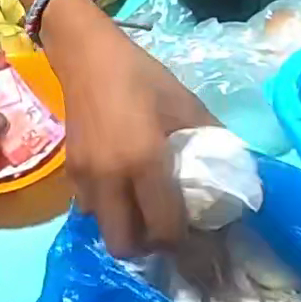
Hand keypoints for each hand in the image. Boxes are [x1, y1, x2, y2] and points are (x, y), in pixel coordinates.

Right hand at [56, 17, 217, 255]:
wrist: (85, 54)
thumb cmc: (138, 74)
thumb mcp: (182, 101)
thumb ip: (208, 138)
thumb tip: (232, 169)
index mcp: (142, 161)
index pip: (164, 228)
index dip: (187, 244)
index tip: (203, 243)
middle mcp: (109, 178)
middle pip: (125, 246)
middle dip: (150, 247)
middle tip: (168, 230)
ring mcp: (84, 176)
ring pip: (104, 229)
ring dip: (126, 228)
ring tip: (144, 209)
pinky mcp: (69, 169)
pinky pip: (89, 207)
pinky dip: (108, 209)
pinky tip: (121, 186)